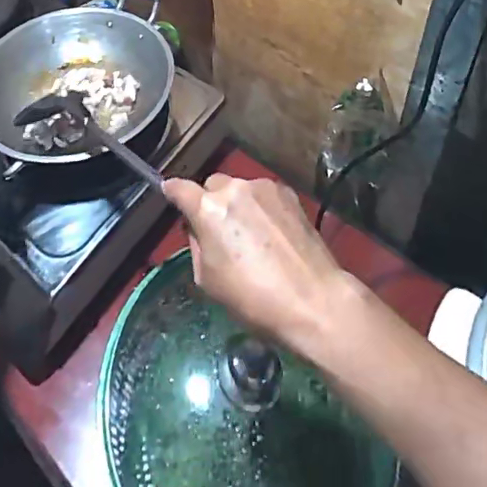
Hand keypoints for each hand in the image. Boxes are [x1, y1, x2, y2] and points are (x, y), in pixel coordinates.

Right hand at [162, 174, 368, 353]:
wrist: (315, 301)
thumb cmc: (254, 299)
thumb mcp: (208, 281)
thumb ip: (196, 245)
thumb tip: (199, 229)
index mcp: (207, 209)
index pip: (178, 188)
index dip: (171, 192)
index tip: (170, 195)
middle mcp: (233, 189)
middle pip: (211, 186)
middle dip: (211, 202)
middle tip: (221, 231)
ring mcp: (263, 187)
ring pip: (239, 189)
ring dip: (239, 204)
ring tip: (254, 235)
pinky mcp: (288, 193)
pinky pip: (264, 195)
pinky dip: (262, 207)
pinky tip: (275, 233)